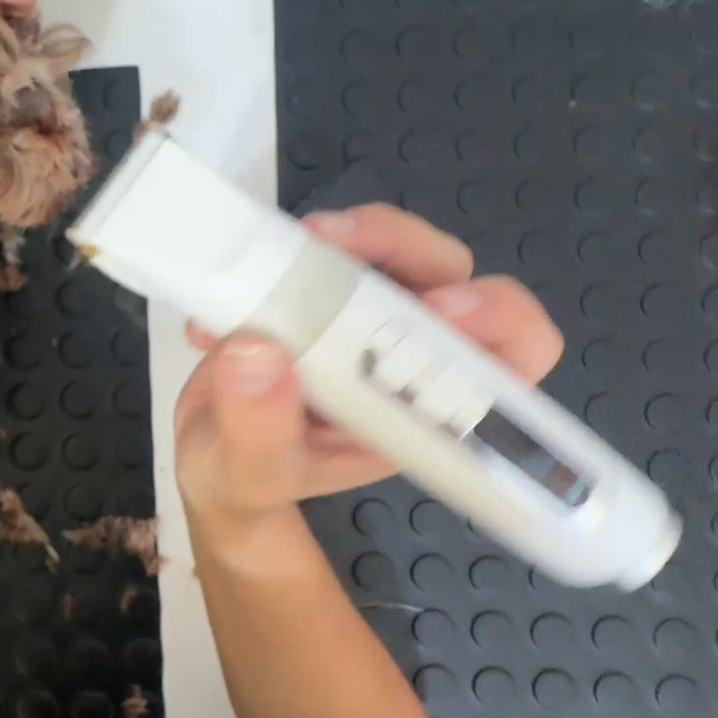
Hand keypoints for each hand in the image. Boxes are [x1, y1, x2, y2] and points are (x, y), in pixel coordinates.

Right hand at [173, 204, 564, 522]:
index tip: (436, 308)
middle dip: (397, 245)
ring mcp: (358, 319)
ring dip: (336, 238)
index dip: (494, 318)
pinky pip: (317, 251)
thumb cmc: (248, 479)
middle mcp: (403, 357)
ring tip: (275, 249)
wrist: (209, 461)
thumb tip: (259, 352)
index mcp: (421, 412)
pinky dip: (275, 253)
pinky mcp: (311, 295)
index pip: (508, 354)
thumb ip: (258, 431)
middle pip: (445, 276)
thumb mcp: (249, 476)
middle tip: (328, 239)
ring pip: (384, 251)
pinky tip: (224, 293)